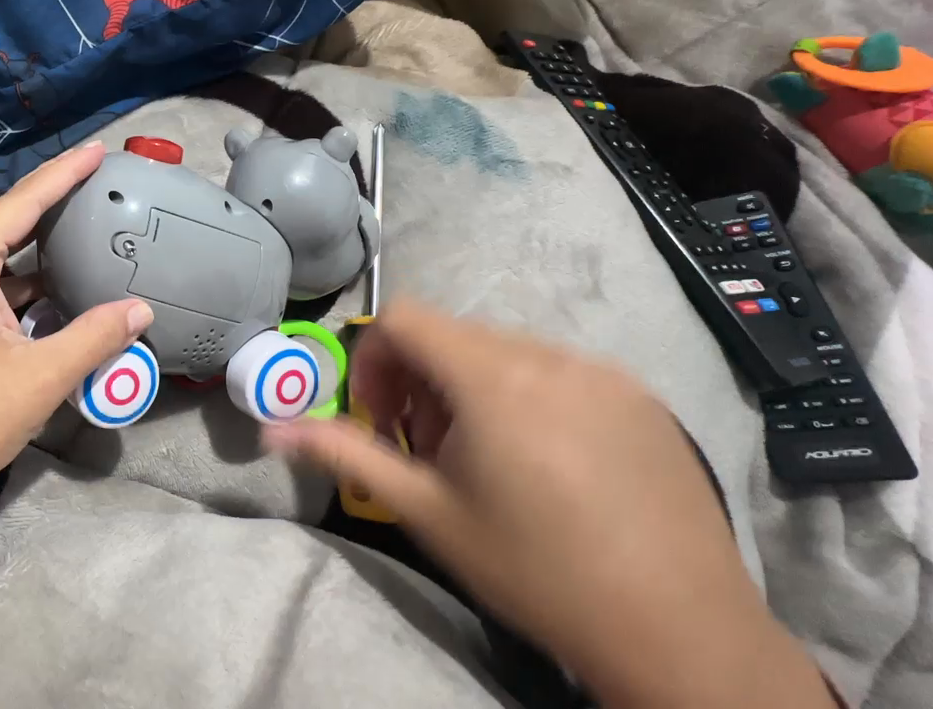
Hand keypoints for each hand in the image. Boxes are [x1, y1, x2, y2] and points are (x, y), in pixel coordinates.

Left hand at [0, 142, 153, 544]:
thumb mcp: (36, 379)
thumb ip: (93, 337)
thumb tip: (138, 310)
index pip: (21, 202)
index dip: (64, 174)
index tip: (97, 150)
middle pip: (0, 218)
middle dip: (48, 203)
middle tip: (97, 189)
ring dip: (27, 243)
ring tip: (78, 229)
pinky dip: (7, 274)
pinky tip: (44, 282)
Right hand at [264, 302, 836, 708]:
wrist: (680, 633)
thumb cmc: (533, 568)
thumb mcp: (424, 510)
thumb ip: (343, 453)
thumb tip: (271, 429)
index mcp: (493, 378)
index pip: (404, 318)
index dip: (373, 357)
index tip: (381, 418)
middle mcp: (551, 357)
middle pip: (451, 335)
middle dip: (417, 380)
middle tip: (425, 448)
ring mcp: (604, 374)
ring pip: (502, 351)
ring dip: (468, 388)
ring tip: (484, 460)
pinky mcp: (641, 399)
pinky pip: (556, 370)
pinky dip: (523, 396)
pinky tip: (542, 463)